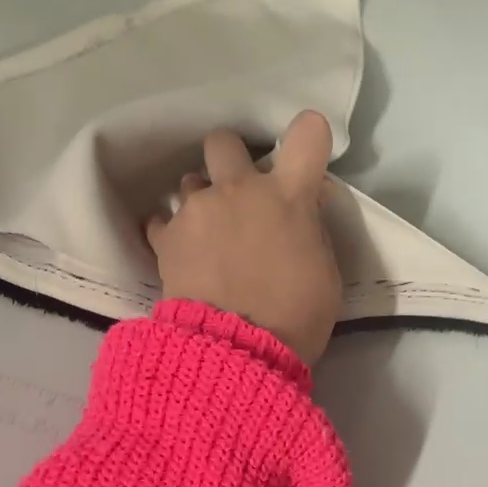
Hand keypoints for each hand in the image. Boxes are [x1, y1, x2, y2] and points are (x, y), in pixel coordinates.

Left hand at [146, 110, 343, 365]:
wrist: (238, 350)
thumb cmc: (296, 318)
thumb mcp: (326, 275)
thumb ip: (312, 233)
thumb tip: (303, 211)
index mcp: (288, 197)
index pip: (306, 136)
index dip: (308, 136)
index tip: (306, 152)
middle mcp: (239, 189)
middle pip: (224, 141)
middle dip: (229, 160)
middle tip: (238, 194)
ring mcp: (197, 209)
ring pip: (190, 181)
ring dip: (200, 201)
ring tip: (207, 236)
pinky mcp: (166, 238)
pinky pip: (161, 220)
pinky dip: (171, 233)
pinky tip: (181, 254)